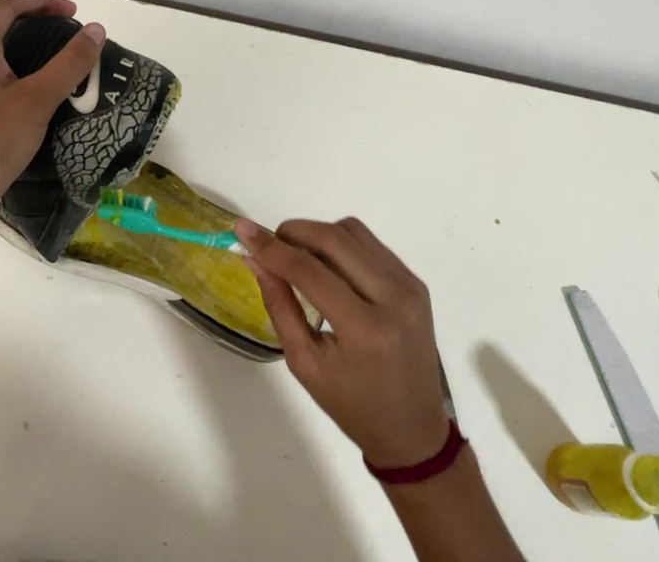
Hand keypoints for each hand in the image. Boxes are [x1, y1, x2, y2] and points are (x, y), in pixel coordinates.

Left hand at [0, 0, 103, 231]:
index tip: (74, 13)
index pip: (9, 7)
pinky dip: (14, 76)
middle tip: (70, 39)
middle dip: (37, 27)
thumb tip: (96, 30)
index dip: (43, 3)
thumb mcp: (38, 99)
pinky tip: (34, 97)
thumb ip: (70, 62)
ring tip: (58, 67)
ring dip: (25, 53)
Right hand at [235, 217, 450, 468]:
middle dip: (294, 231)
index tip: (242, 230)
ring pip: (354, 232)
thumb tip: (254, 257)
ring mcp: (410, 288)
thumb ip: (279, 304)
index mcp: (365, 330)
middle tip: (270, 243)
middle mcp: (394, 300)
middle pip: (335, 239)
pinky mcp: (416, 283)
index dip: (272, 247)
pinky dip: (341, 245)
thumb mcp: (304, 362)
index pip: (310, 271)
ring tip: (299, 257)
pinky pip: (370, 244)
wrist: (413, 429)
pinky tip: (327, 267)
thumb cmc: (352, 404)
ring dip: (318, 235)